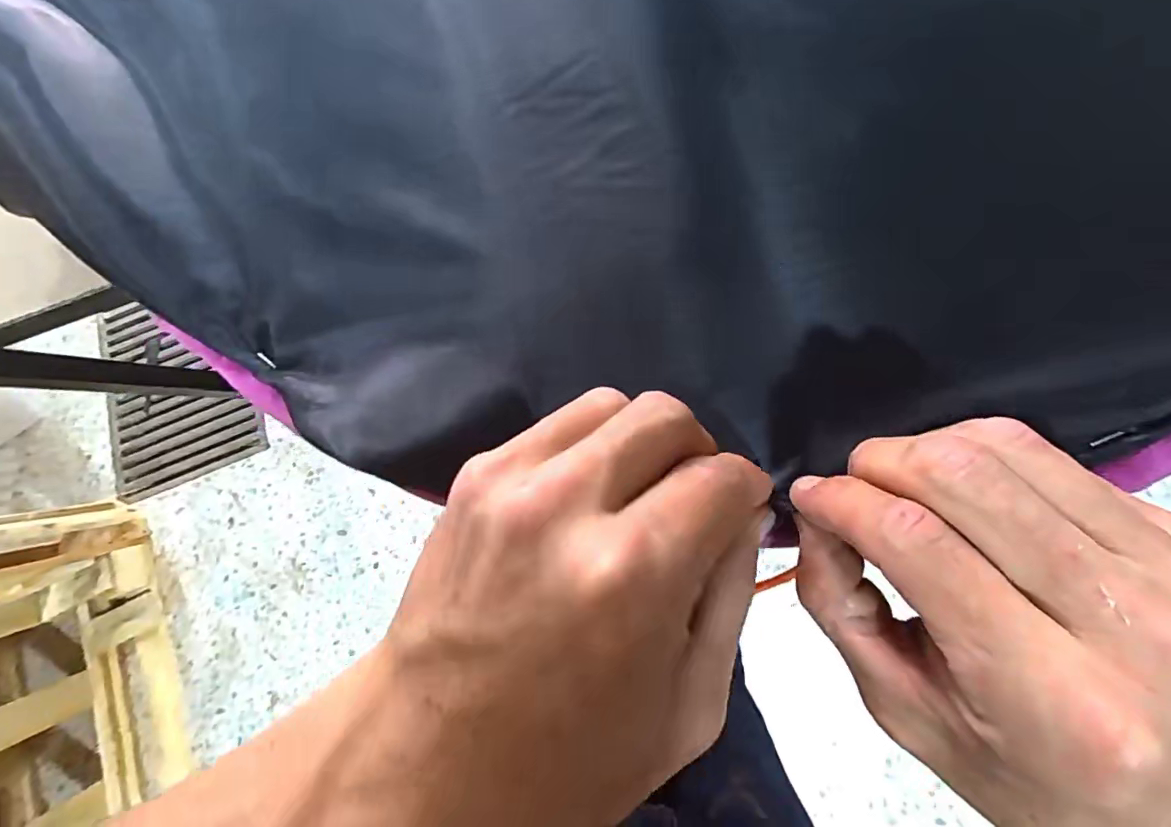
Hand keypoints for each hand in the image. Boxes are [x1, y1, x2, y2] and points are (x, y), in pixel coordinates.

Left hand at [380, 388, 771, 825]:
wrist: (423, 766)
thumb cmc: (571, 760)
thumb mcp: (691, 703)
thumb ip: (734, 590)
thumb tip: (744, 511)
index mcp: (633, 571)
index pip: (722, 476)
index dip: (747, 487)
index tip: (741, 508)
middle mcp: (568, 506)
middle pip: (667, 416)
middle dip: (699, 451)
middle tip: (692, 497)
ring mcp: (511, 481)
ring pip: (613, 404)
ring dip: (643, 441)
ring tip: (636, 493)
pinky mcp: (475, 474)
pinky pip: (561, 423)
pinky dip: (592, 447)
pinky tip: (586, 496)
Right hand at [789, 418, 1170, 826]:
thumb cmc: (1037, 781)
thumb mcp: (915, 719)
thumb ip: (845, 611)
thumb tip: (818, 511)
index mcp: (1062, 705)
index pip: (923, 549)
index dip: (850, 504)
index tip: (811, 492)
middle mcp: (1129, 629)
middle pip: (967, 481)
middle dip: (885, 461)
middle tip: (854, 478)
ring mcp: (1169, 572)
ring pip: (1009, 450)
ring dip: (931, 447)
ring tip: (905, 477)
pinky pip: (1053, 457)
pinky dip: (988, 456)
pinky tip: (972, 490)